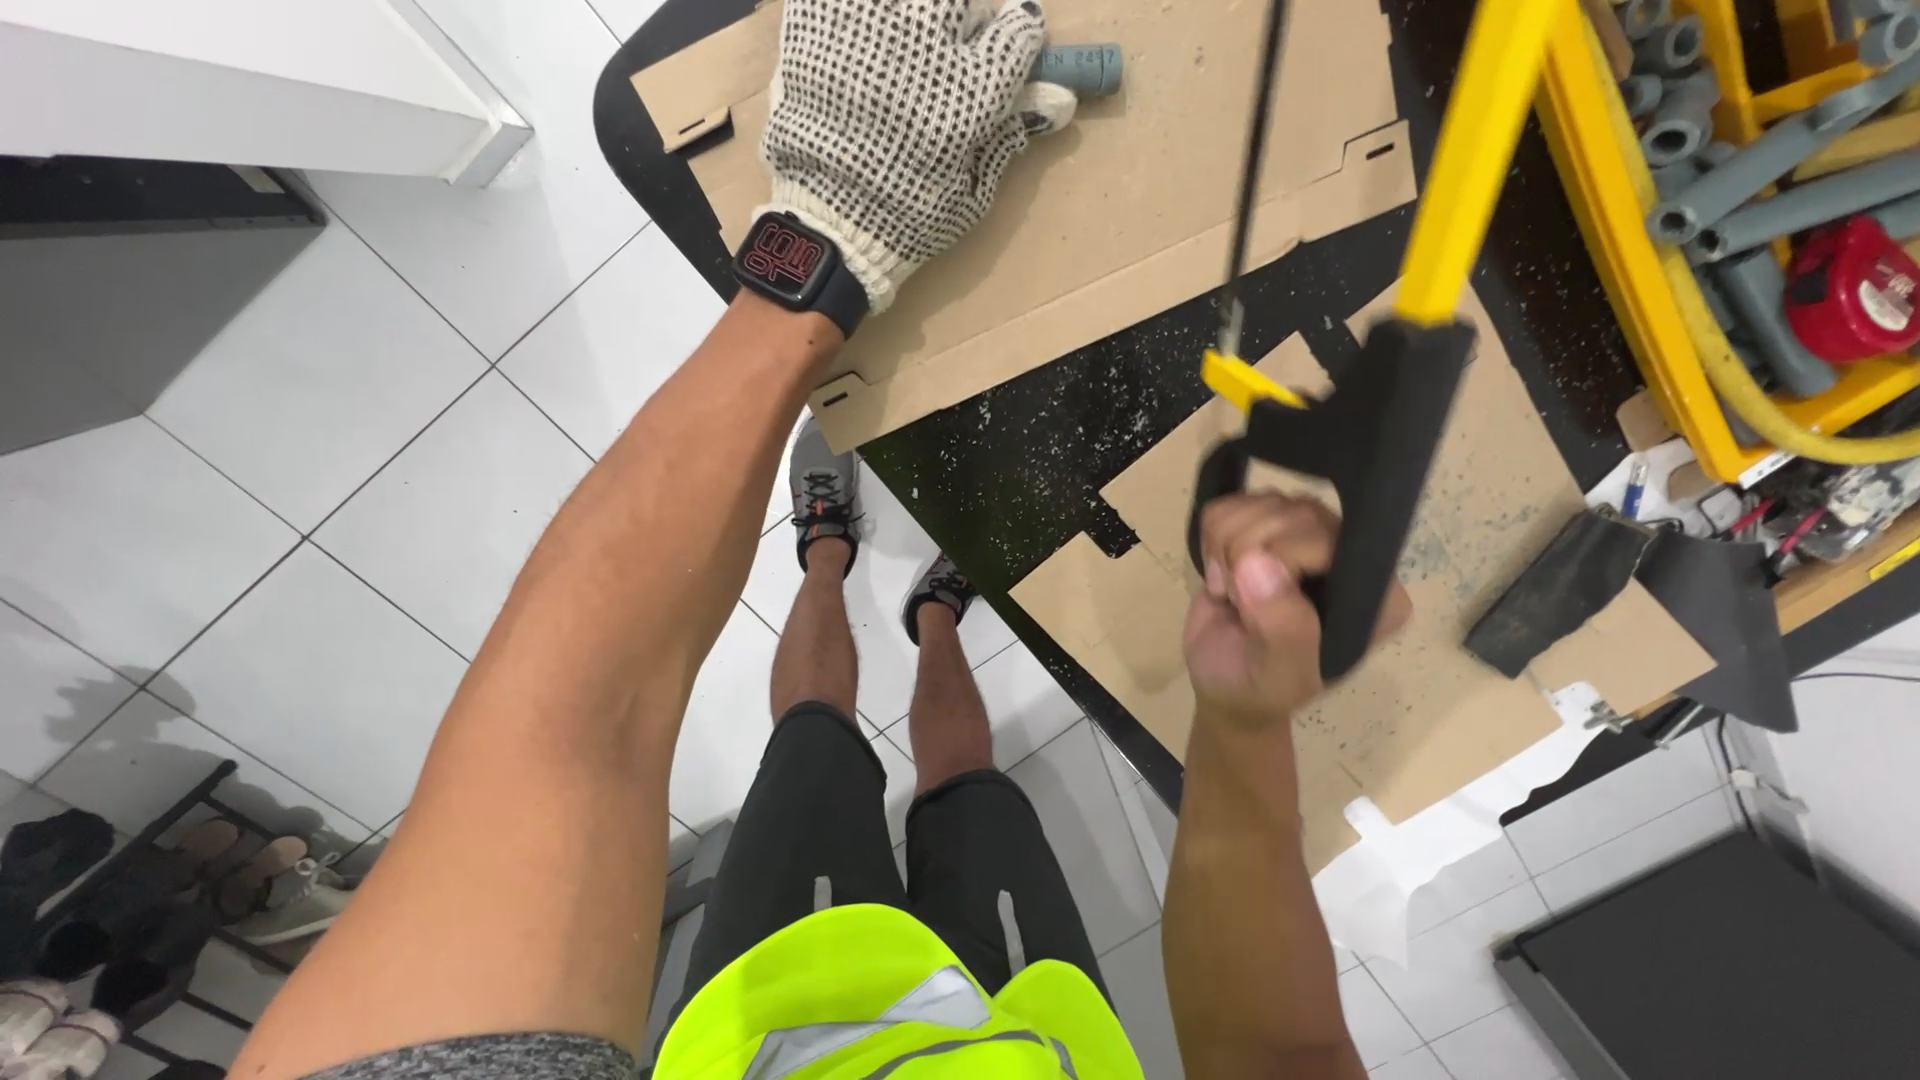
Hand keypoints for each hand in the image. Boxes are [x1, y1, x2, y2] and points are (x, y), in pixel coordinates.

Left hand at [760, 0, 1077, 313]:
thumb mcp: (970, 195)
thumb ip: (1010, 136)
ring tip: (903, 49)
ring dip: (913, 16)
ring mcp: (867, 28)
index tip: (1011, 43)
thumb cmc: (906, 221)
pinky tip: (861, 38)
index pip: (1018, 30)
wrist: (826, 228)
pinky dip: (856, 13)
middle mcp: (923, 47)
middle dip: (962, 16)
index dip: (1019, 35)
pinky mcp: (817, 21)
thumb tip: (1062, 100)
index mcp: (969, 95)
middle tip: (948, 46)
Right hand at [1184, 494, 1410, 724]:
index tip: (1255, 605)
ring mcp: (1305, 536)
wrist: (1222, 684)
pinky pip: (1233, 502)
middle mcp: (1346, 553)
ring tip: (1231, 590)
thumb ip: (1284, 628)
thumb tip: (1259, 564)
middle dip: (1244, 554)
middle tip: (1238, 600)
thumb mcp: (1280, 674)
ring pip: (1261, 501)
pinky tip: (1222, 571)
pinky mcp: (1266, 527)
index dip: (1279, 558)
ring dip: (1225, 547)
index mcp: (1372, 590)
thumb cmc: (1259, 687)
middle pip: (1291, 511)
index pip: (1329, 536)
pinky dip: (1212, 535)